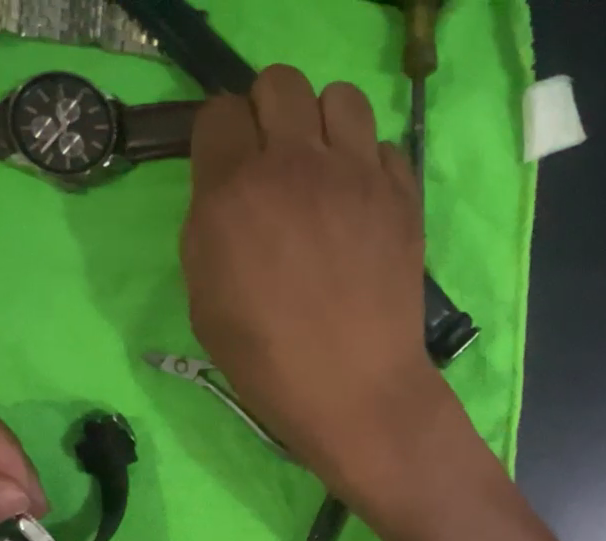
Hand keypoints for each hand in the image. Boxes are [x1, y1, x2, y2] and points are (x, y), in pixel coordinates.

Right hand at [182, 65, 456, 496]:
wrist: (356, 393)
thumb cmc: (270, 363)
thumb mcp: (204, 301)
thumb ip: (207, 228)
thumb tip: (226, 195)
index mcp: (233, 193)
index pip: (219, 111)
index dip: (222, 137)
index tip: (230, 167)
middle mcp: (294, 167)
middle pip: (279, 82)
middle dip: (270, 114)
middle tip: (276, 163)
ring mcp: (355, 177)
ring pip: (341, 97)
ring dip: (325, 124)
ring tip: (324, 170)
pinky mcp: (401, 198)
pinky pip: (385, 146)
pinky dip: (370, 165)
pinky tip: (362, 204)